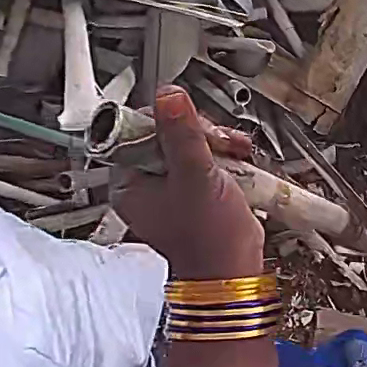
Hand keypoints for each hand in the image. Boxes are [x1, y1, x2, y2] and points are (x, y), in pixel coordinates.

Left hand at [111, 87, 263, 280]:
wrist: (234, 270)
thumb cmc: (208, 239)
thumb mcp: (195, 176)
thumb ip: (181, 134)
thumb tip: (169, 96)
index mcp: (129, 181)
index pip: (137, 129)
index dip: (167, 121)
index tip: (192, 125)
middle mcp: (145, 182)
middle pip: (165, 131)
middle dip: (198, 132)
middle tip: (218, 142)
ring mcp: (170, 185)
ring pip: (187, 141)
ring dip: (214, 140)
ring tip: (234, 150)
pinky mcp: (192, 188)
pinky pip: (203, 156)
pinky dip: (221, 153)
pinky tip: (237, 156)